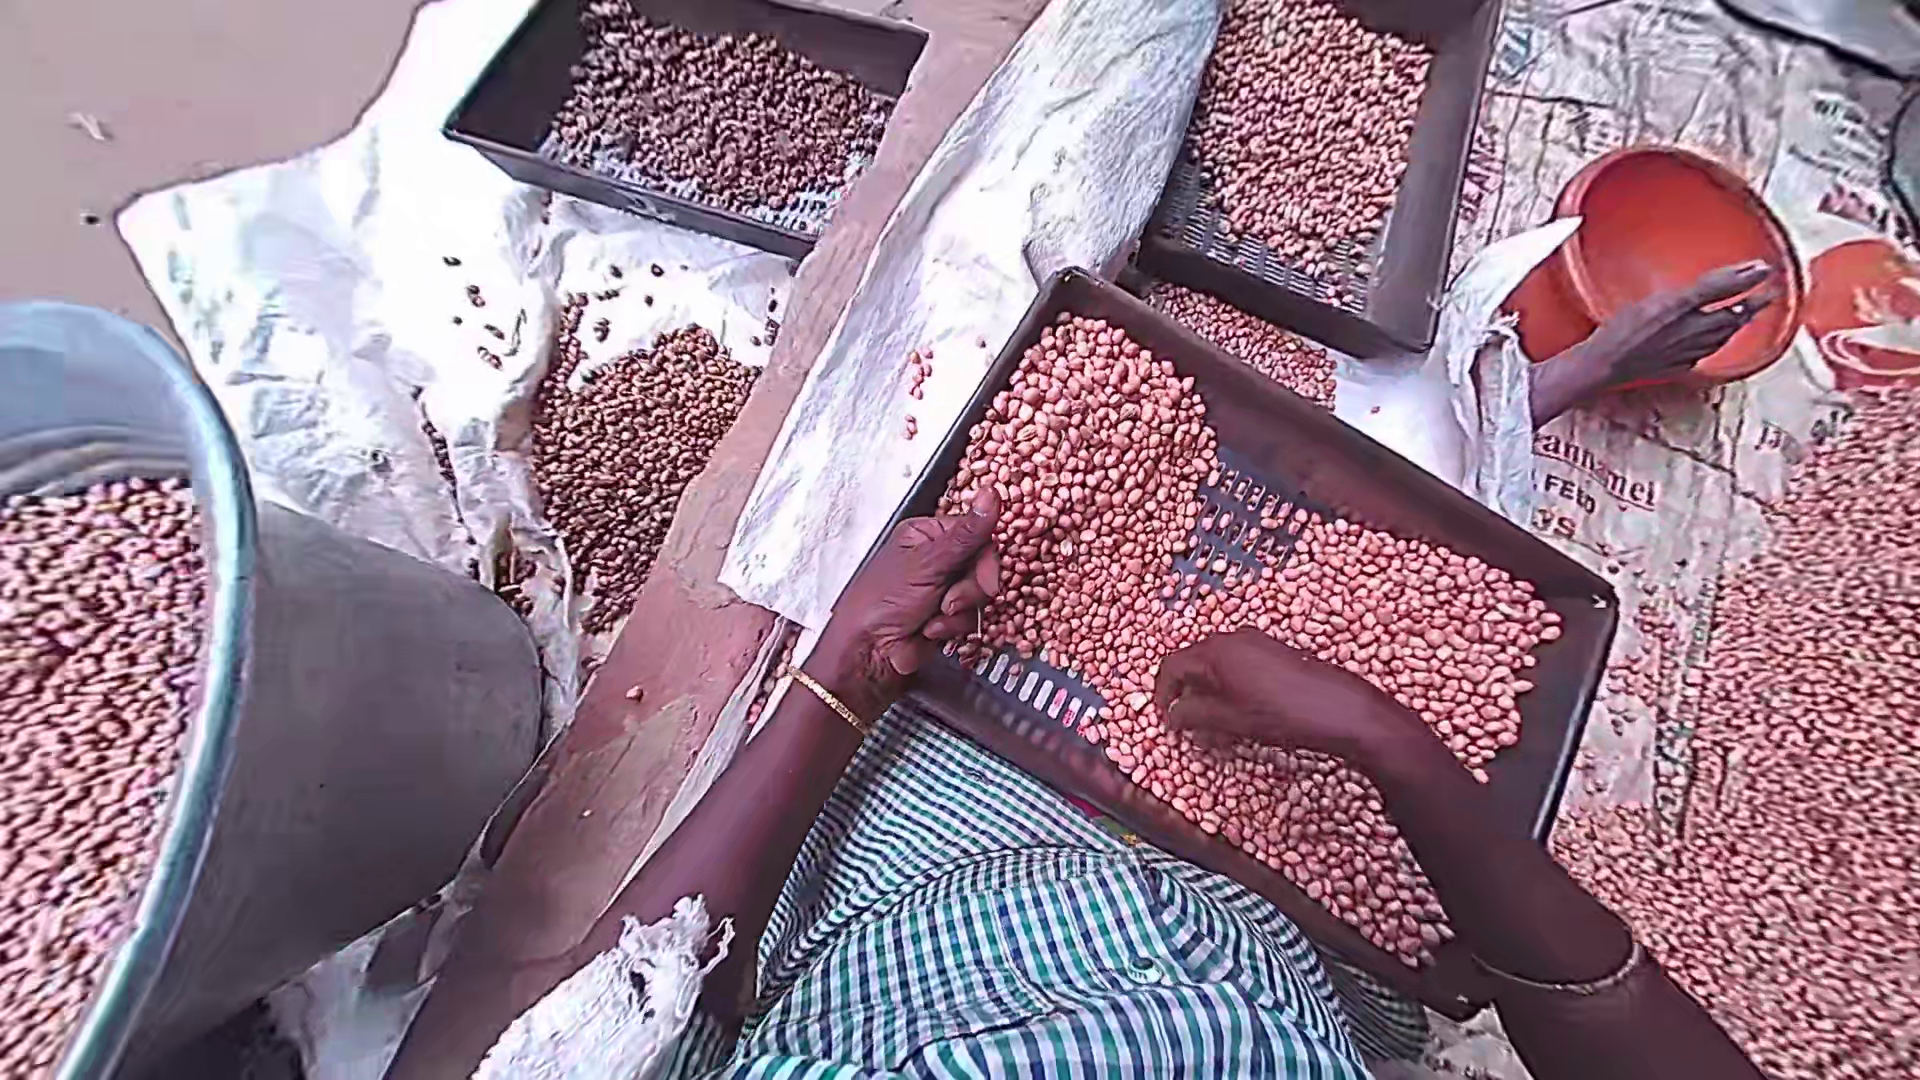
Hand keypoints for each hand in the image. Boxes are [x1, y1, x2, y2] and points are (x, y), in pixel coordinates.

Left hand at [809, 489, 1002, 719]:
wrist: (866, 655)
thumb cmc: (882, 603)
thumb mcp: (929, 564)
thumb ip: (966, 534)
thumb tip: (992, 494)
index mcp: (926, 535)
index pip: (976, 535)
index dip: (985, 560)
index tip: (984, 578)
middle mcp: (935, 558)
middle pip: (981, 567)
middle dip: (968, 590)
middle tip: (949, 601)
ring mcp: (940, 589)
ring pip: (978, 595)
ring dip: (958, 612)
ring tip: (932, 618)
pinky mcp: (944, 616)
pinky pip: (969, 618)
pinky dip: (952, 627)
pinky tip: (929, 631)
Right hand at [1153, 628, 1429, 766]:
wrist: (1346, 710)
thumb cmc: (1283, 715)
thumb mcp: (1229, 720)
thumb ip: (1192, 714)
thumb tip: (1172, 714)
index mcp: (1214, 651)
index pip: (1171, 666)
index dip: (1162, 692)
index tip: (1164, 715)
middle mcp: (1231, 638)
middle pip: (1192, 661)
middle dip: (1184, 690)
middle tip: (1185, 719)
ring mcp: (1256, 641)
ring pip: (1216, 662)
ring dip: (1207, 687)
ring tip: (1213, 717)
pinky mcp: (1276, 650)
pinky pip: (1238, 662)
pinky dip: (1229, 682)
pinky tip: (1241, 707)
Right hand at [1581, 259, 1781, 385]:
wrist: (1596, 368)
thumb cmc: (1627, 335)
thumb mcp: (1672, 302)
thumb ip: (1717, 285)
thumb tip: (1761, 269)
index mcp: (1709, 325)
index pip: (1745, 304)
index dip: (1757, 291)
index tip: (1766, 281)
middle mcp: (1702, 343)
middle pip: (1731, 326)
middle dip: (1743, 313)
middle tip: (1752, 302)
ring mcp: (1681, 359)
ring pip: (1713, 344)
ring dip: (1723, 333)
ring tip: (1726, 324)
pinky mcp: (1660, 370)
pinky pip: (1688, 359)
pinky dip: (1696, 351)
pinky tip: (1691, 350)